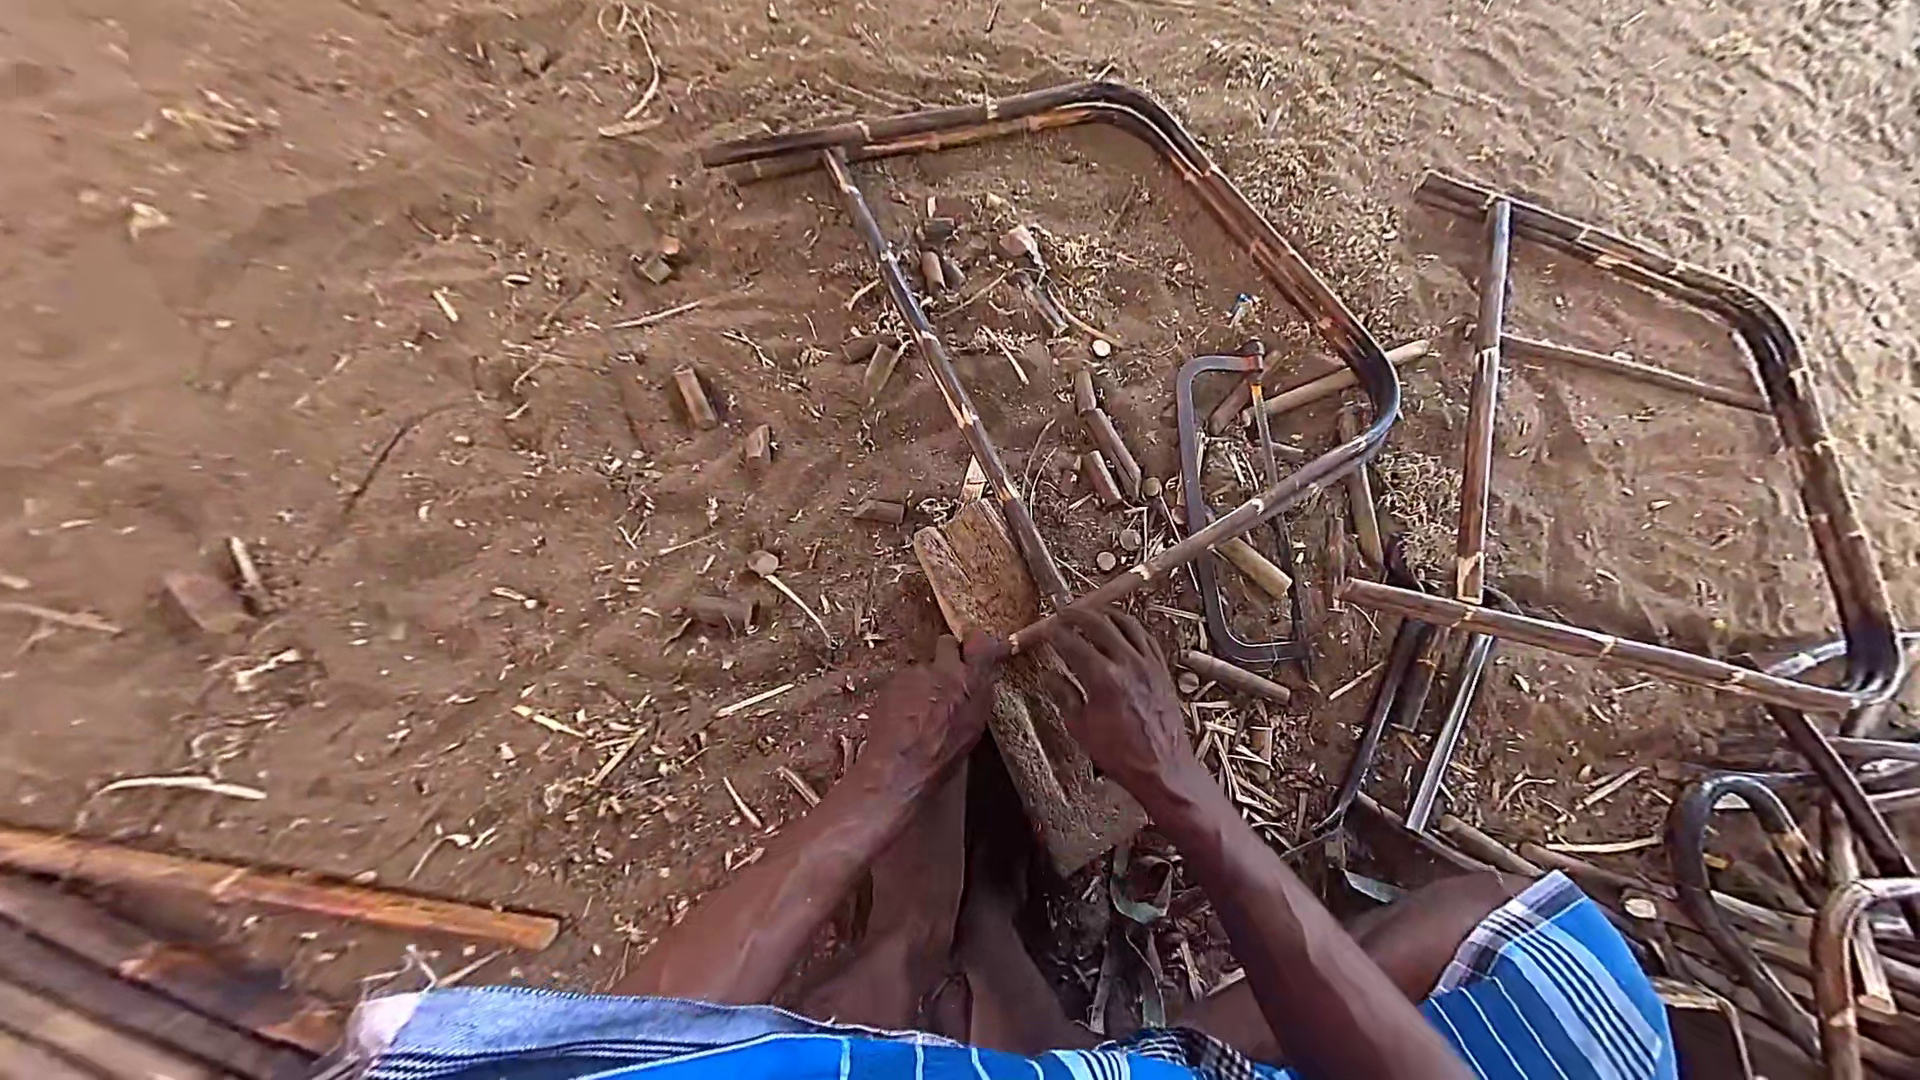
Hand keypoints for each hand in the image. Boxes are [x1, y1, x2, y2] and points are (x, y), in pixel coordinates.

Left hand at [863, 633, 1006, 787]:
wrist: (901, 766)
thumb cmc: (941, 757)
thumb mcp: (973, 728)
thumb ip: (976, 698)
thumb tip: (976, 685)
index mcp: (973, 685)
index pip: (980, 644)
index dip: (974, 642)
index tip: (972, 644)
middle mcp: (947, 672)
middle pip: (947, 644)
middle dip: (945, 653)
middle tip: (941, 673)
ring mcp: (918, 673)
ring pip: (922, 667)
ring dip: (921, 680)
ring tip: (917, 708)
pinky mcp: (895, 678)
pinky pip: (902, 679)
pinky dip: (902, 692)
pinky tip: (901, 714)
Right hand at [1048, 606, 1201, 802]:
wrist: (1164, 769)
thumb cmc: (1122, 754)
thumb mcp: (1081, 727)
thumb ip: (1064, 695)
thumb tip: (1049, 676)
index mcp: (1102, 678)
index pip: (1071, 642)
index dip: (1054, 633)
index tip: (1046, 630)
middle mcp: (1127, 664)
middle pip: (1098, 623)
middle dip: (1076, 615)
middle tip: (1063, 614)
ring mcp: (1147, 664)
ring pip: (1125, 623)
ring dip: (1104, 614)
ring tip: (1090, 613)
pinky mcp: (1161, 669)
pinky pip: (1145, 636)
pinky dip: (1130, 626)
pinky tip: (1121, 628)